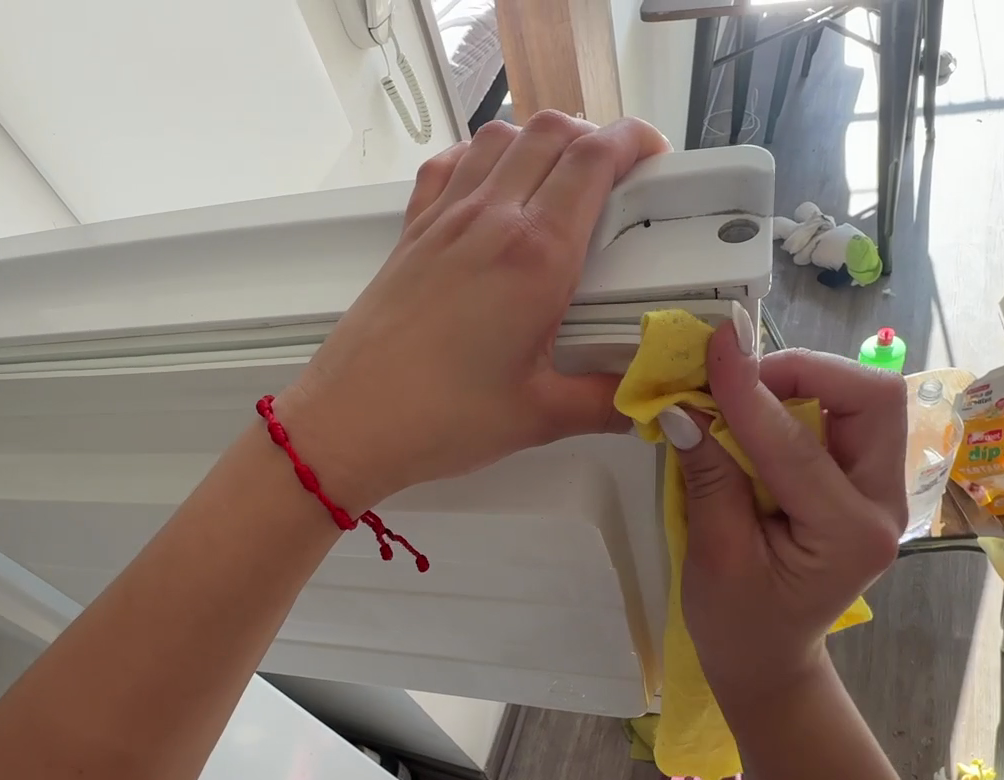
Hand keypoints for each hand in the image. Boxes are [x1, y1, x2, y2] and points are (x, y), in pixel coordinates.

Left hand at [272, 112, 669, 507]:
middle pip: (551, 132)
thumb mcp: (539, 417)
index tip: (652, 156)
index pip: (595, 159)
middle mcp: (489, 223)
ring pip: (499, 138)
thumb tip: (638, 399)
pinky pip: (449, 167)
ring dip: (538, 140)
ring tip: (557, 177)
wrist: (350, 423)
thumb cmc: (437, 419)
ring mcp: (443, 223)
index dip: (634, 141)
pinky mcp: (410, 237)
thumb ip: (603, 402)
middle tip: (615, 172)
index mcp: (535, 257)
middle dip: (594, 136)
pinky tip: (488, 186)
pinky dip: (479, 158)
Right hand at [667, 324, 908, 707]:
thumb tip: (684, 409)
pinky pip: (846, 421)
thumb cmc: (736, 624)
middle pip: (872, 400)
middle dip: (805, 371)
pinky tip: (759, 412)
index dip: (749, 393)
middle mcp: (883, 506)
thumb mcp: (714, 557)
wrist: (768, 659)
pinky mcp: (863, 486)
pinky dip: (801, 402)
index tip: (714, 348)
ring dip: (805, 382)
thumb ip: (708, 478)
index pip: (798, 445)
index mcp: (850, 535)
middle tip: (740, 378)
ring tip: (744, 393)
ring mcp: (882, 493)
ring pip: (866, 402)